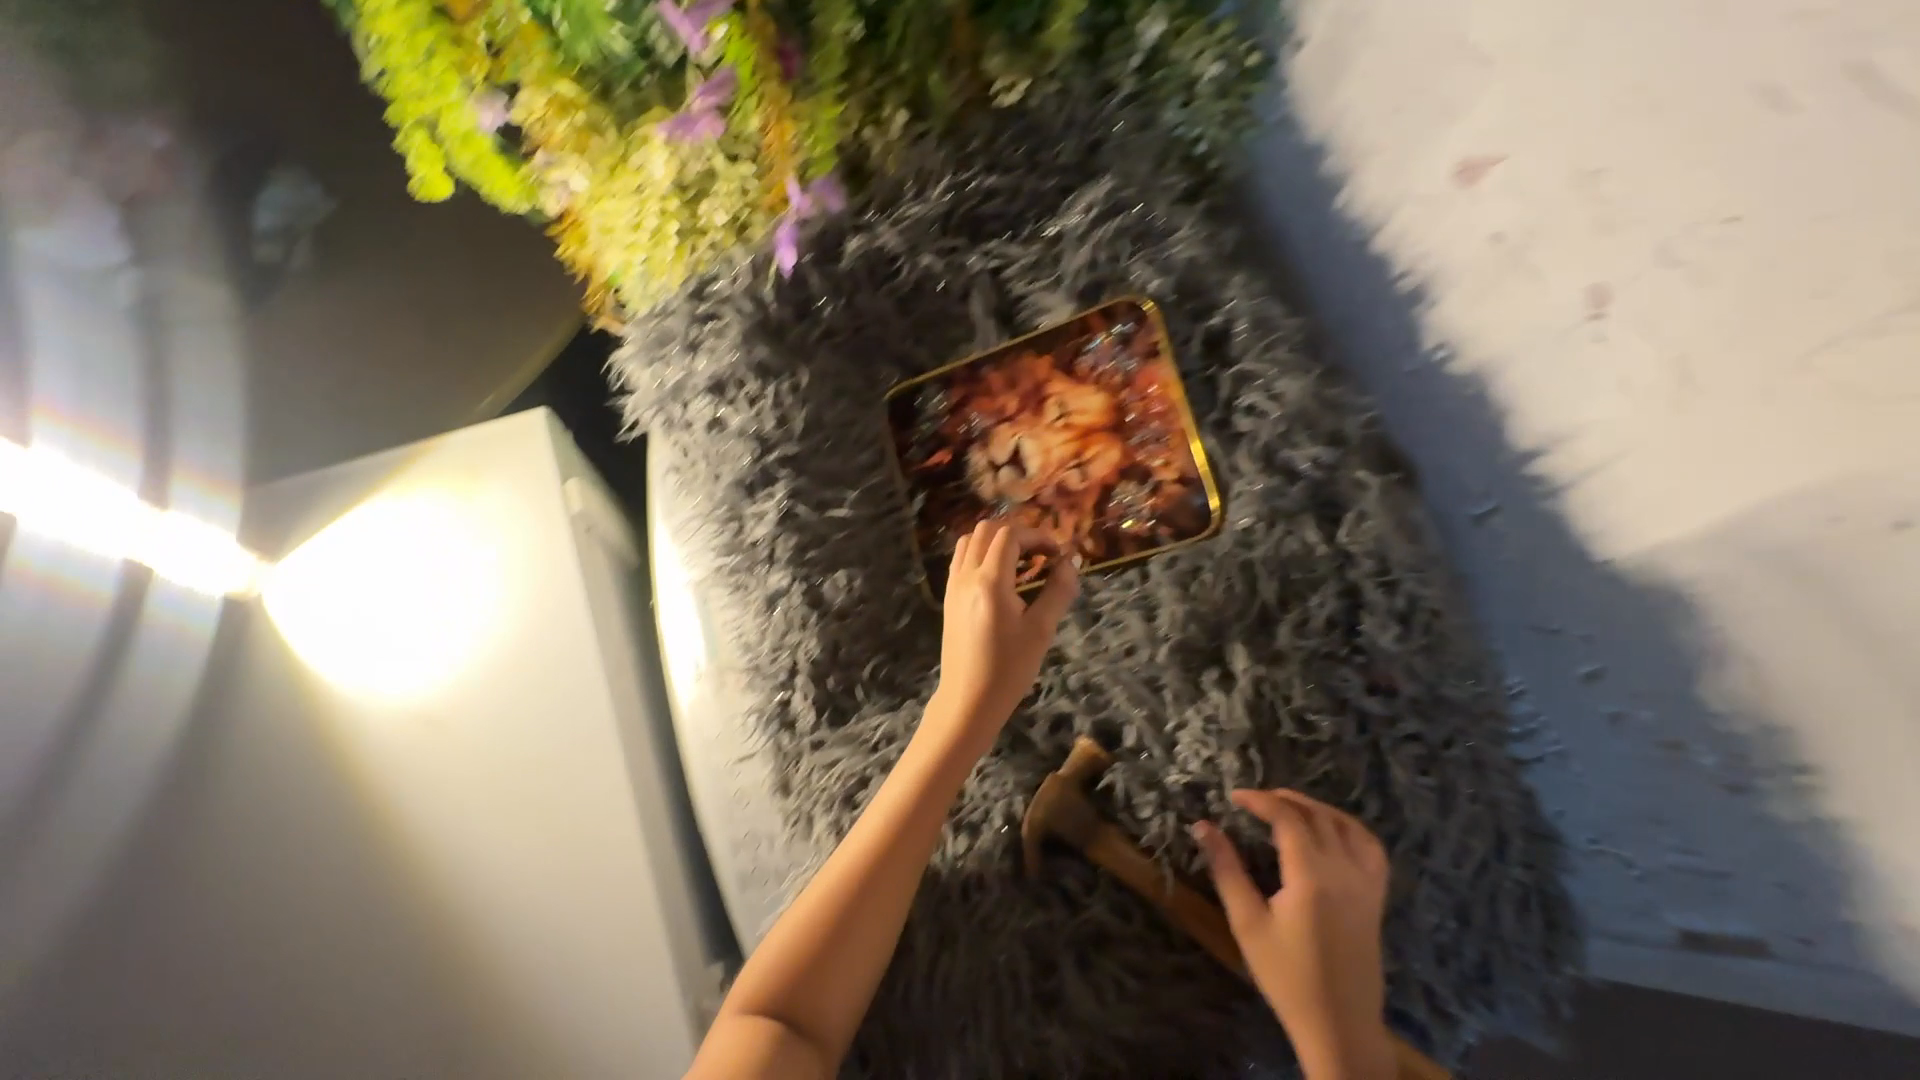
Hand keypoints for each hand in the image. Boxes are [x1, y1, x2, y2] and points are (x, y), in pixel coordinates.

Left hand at [930, 519, 1078, 751]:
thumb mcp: (1041, 631)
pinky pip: (961, 559)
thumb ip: (1058, 591)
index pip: (1010, 536)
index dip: (1037, 536)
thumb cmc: (1008, 669)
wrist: (968, 700)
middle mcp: (966, 576)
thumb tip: (1070, 562)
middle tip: (1041, 555)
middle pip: (987, 530)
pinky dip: (981, 554)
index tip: (1056, 556)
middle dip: (1018, 533)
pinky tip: (1001, 577)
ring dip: (997, 541)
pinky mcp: (948, 597)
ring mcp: (953, 586)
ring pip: (970, 540)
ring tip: (1021, 563)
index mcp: (990, 582)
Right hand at [1193, 791, 1395, 1079]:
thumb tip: (1202, 826)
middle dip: (1285, 800)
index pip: (1288, 818)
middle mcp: (1344, 871)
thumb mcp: (1247, 922)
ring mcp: (1367, 884)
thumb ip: (1226, 869)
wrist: (1338, 1023)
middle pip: (1317, 816)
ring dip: (1316, 808)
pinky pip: (1371, 848)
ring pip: (1346, 826)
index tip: (1234, 797)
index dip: (1260, 801)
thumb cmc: (1286, 976)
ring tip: (1289, 808)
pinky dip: (1350, 829)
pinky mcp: (1377, 898)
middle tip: (1255, 801)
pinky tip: (1331, 832)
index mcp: (1311, 876)